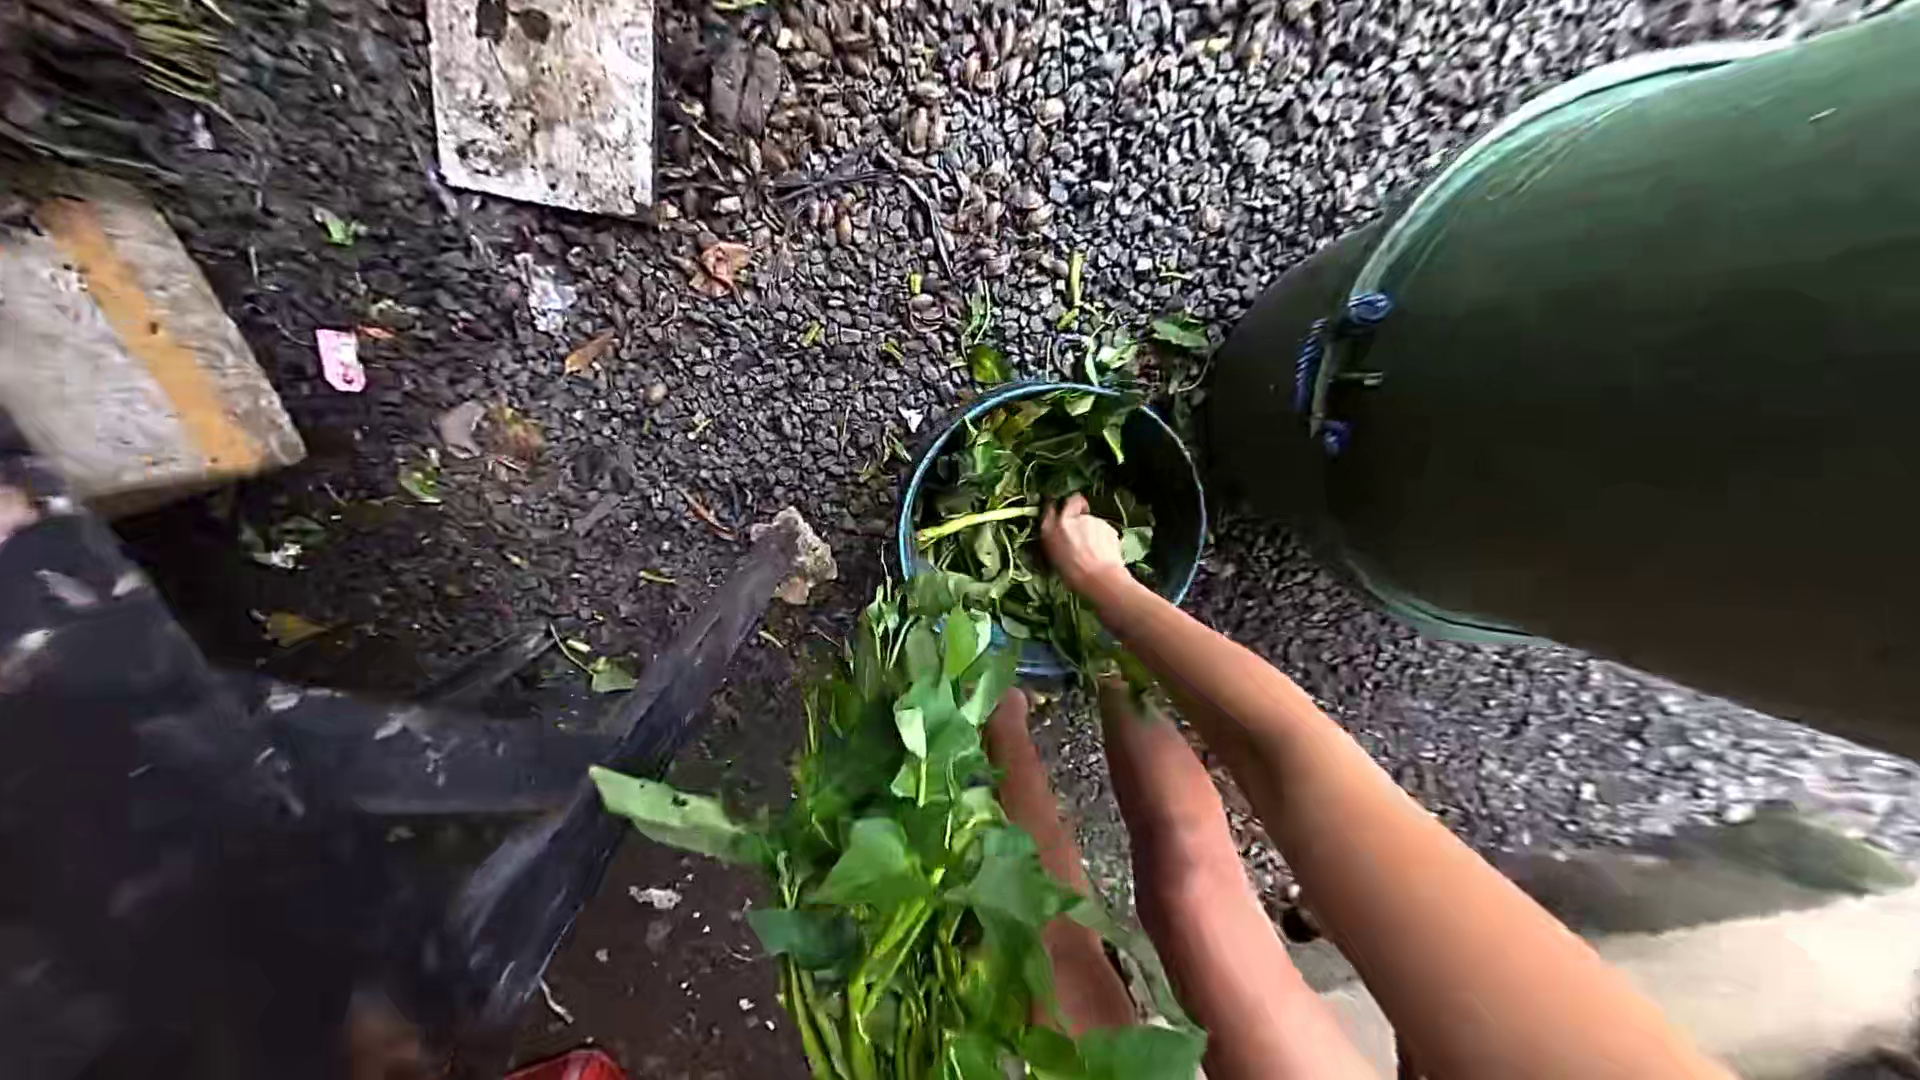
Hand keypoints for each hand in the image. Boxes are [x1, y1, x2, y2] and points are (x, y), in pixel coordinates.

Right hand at [1042, 494, 1126, 594]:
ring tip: (1094, 547)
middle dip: (1076, 504)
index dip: (1055, 507)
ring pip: (1090, 518)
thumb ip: (1055, 540)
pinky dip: (1103, 535)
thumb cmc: (1073, 575)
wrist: (1099, 578)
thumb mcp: (1054, 558)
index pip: (1049, 507)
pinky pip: (1103, 527)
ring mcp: (1088, 519)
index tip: (1059, 510)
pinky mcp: (1105, 523)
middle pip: (1072, 501)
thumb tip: (1060, 537)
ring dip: (1091, 527)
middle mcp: (1067, 520)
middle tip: (1081, 515)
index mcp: (1049, 529)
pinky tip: (1104, 550)